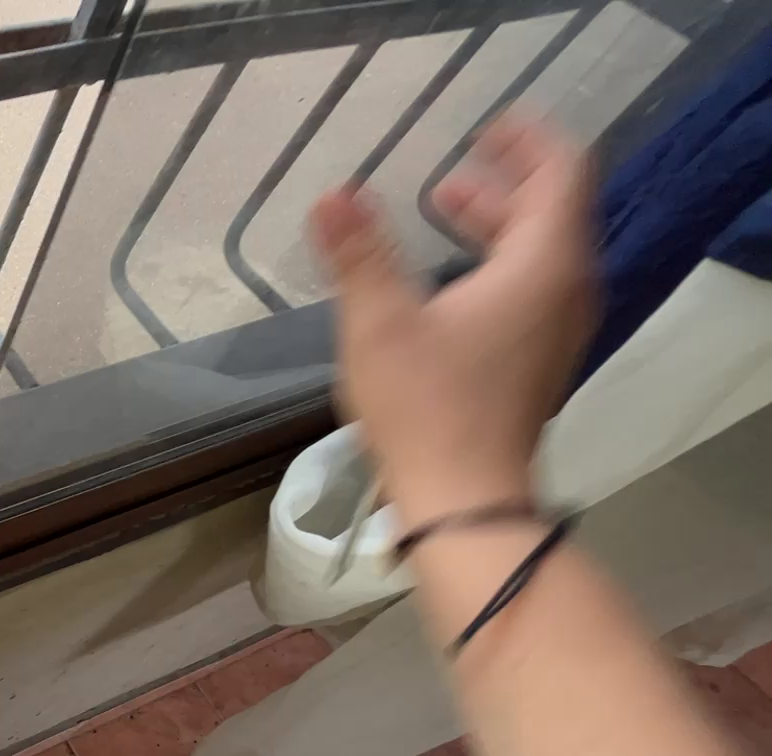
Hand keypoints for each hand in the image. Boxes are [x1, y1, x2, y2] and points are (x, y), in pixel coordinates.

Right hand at [309, 113, 598, 524]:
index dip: (526, 140)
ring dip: (492, 229)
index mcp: (540, 266)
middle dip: (499, 186)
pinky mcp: (530, 362)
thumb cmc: (423, 402)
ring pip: (534, 257)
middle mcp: (563, 289)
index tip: (487, 125)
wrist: (460, 489)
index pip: (559, 172)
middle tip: (449, 173)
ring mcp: (552, 330)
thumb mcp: (378, 324)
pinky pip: (524, 293)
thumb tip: (333, 195)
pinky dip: (489, 269)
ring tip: (439, 217)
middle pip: (547, 214)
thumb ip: (359, 256)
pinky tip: (442, 287)